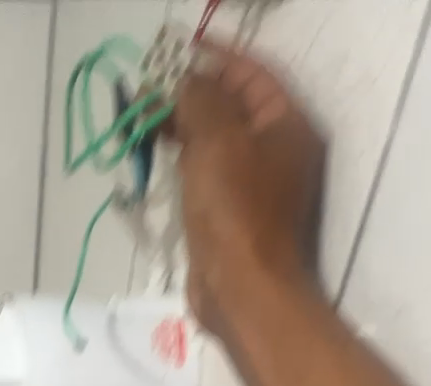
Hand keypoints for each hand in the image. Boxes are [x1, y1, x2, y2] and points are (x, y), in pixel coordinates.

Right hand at [172, 43, 327, 345]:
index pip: (252, 74)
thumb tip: (185, 83)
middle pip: (231, 110)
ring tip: (142, 126)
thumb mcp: (217, 141)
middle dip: (189, 97)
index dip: (215, 56)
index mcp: (288, 126)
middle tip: (146, 93)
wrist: (243, 290)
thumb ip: (201, 100)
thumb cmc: (236, 212)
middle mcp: (277, 154)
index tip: (177, 49)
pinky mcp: (231, 220)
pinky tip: (155, 165)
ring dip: (180, 133)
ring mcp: (255, 190)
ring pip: (214, 146)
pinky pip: (205, 179)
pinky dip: (181, 166)